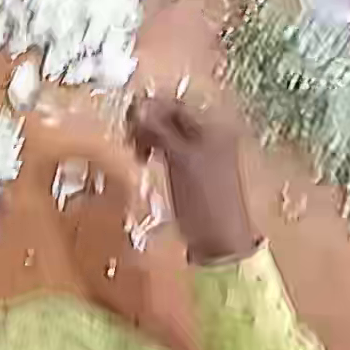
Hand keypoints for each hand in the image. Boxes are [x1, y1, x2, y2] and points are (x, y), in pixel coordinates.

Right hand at [129, 98, 259, 264]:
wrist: (221, 244)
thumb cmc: (203, 198)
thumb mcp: (180, 159)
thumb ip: (160, 130)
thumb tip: (138, 106)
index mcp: (212, 126)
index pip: (175, 104)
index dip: (150, 107)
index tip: (128, 120)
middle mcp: (209, 133)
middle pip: (171, 116)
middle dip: (148, 123)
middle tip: (130, 138)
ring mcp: (201, 151)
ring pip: (168, 132)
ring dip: (148, 136)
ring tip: (137, 153)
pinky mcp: (192, 168)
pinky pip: (170, 147)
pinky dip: (155, 148)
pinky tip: (145, 159)